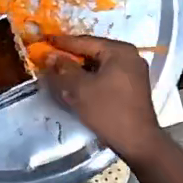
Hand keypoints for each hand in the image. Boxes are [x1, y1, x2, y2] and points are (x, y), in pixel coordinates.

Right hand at [39, 35, 166, 163]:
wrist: (137, 141)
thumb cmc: (108, 111)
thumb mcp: (80, 88)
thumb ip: (64, 69)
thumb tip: (51, 56)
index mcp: (119, 51)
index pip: (85, 42)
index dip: (62, 43)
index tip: (45, 41)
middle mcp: (130, 56)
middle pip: (94, 52)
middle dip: (71, 57)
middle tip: (51, 59)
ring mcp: (134, 72)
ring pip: (100, 66)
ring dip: (81, 70)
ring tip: (61, 73)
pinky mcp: (133, 87)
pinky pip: (108, 76)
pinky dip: (92, 79)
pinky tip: (78, 86)